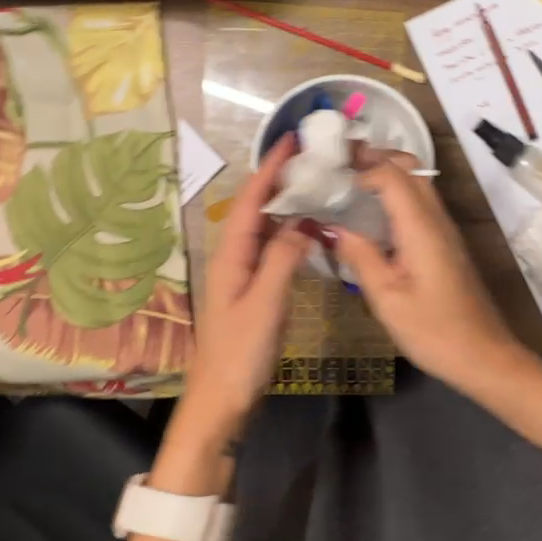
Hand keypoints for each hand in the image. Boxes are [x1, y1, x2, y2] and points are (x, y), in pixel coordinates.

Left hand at [182, 136, 310, 426]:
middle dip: (282, 180)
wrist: (221, 400)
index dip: (271, 168)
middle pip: (258, 209)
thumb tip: (304, 220)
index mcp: (231, 255)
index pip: (252, 200)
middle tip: (317, 160)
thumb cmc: (240, 354)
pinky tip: (312, 234)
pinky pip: (274, 251)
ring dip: (289, 207)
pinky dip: (293, 236)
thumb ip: (283, 260)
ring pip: (268, 230)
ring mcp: (243, 276)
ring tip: (320, 187)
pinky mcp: (254, 292)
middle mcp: (234, 258)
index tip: (293, 140)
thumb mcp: (265, 304)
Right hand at [331, 157, 524, 387]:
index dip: (361, 166)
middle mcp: (437, 220)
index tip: (329, 173)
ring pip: (418, 186)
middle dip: (376, 159)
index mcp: (421, 227)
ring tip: (348, 187)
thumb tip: (331, 227)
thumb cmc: (434, 331)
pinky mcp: (447, 247)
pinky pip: (421, 207)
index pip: (392, 174)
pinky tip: (372, 219)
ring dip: (387, 176)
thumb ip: (359, 256)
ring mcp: (446, 232)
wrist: (483, 355)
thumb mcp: (387, 298)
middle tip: (339, 168)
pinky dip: (396, 199)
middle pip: (411, 170)